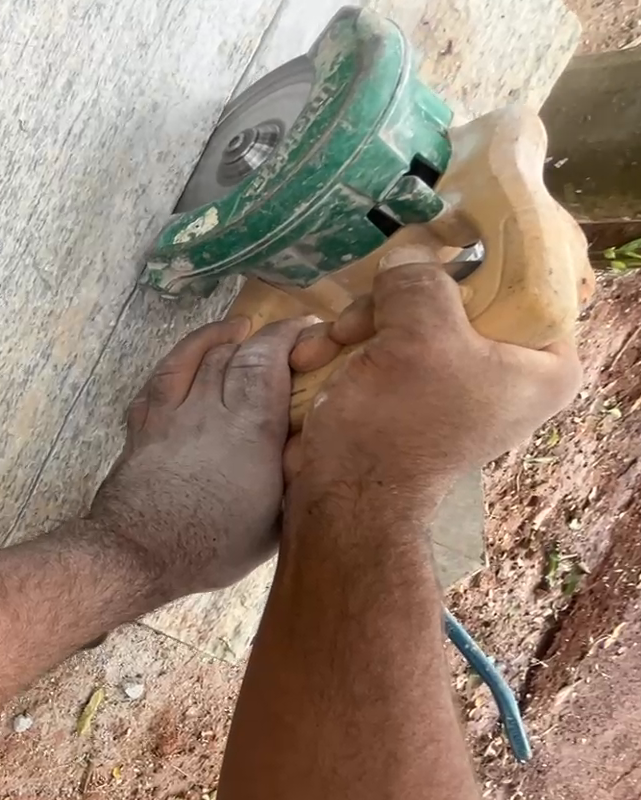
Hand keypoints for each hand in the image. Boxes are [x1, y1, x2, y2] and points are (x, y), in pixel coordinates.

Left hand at [87, 316, 308, 599]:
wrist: (134, 553)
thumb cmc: (210, 546)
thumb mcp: (276, 518)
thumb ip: (295, 474)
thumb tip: (311, 448)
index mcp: (250, 429)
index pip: (266, 360)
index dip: (287, 336)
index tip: (307, 331)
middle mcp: (205, 412)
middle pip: (228, 355)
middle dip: (257, 337)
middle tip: (277, 334)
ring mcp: (165, 420)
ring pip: (185, 362)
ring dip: (210, 339)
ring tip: (232, 330)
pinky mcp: (137, 433)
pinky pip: (153, 387)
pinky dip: (170, 368)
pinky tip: (180, 366)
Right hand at [287, 249, 580, 518]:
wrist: (336, 494)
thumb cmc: (392, 427)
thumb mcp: (416, 343)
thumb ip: (420, 287)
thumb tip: (406, 259)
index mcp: (543, 362)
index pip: (529, 284)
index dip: (478, 261)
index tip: (429, 250)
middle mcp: (500, 373)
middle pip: (451, 304)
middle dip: (388, 309)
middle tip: (351, 324)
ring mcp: (443, 389)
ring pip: (401, 328)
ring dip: (350, 332)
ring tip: (317, 351)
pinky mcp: (395, 401)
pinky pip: (374, 356)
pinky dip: (339, 354)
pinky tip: (310, 362)